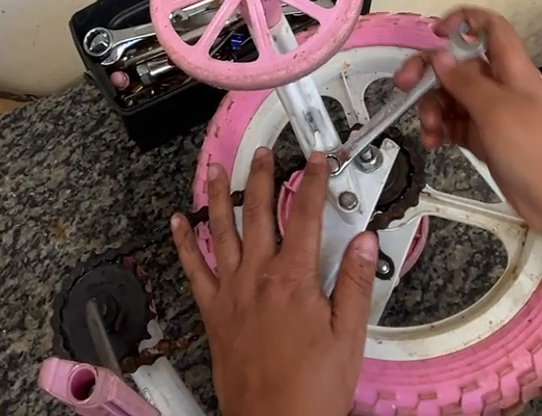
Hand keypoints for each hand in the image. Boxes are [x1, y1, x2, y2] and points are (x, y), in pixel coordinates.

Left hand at [170, 148, 378, 415]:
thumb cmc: (313, 388)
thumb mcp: (348, 338)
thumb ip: (354, 285)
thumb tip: (365, 241)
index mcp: (294, 278)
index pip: (306, 216)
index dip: (313, 183)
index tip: (317, 160)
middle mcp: (259, 275)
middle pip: (259, 212)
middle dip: (262, 177)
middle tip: (264, 152)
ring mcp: (232, 289)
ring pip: (221, 229)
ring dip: (217, 195)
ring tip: (214, 168)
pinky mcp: (213, 309)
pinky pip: (194, 268)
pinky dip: (184, 242)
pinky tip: (177, 221)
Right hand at [392, 6, 541, 235]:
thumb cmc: (537, 151)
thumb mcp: (496, 111)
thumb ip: (464, 81)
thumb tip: (439, 54)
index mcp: (511, 69)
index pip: (490, 28)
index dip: (464, 21)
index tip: (436, 33)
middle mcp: (500, 86)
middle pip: (458, 64)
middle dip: (429, 71)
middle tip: (403, 85)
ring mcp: (492, 114)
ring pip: (450, 96)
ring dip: (432, 108)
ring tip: (429, 131)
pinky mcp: (485, 139)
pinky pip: (453, 123)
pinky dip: (439, 129)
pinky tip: (433, 142)